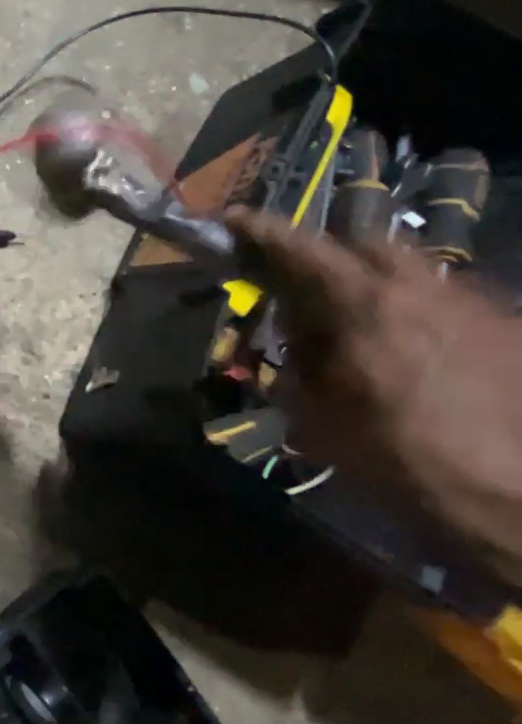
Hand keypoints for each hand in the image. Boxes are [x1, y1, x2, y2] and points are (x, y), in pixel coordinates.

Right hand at [230, 208, 521, 578]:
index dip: (260, 230)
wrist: (512, 502)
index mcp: (365, 305)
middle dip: (332, 252)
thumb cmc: (394, 456)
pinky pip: (455, 306)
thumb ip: (300, 351)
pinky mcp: (515, 337)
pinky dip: (421, 313)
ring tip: (363, 320)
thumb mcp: (313, 407)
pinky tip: (414, 351)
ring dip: (381, 283)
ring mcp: (481, 311)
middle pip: (371, 244)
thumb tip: (298, 323)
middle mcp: (426, 292)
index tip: (230, 221)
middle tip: (303, 278)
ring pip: (419, 273)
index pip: (301, 247)